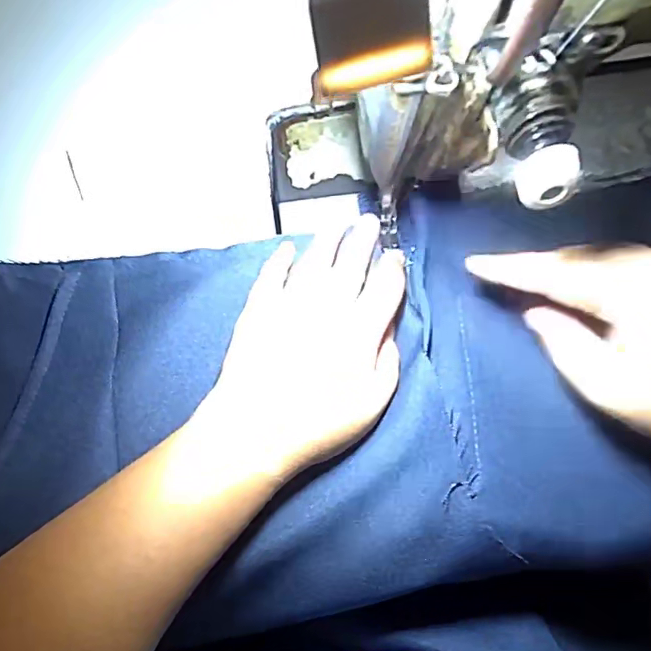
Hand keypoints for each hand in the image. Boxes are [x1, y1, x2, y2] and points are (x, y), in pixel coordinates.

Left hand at [190, 216, 405, 478]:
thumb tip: (389, 332)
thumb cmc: (318, 425)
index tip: (396, 256)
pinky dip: (282, 259)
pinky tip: (288, 250)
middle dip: (364, 239)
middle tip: (369, 222)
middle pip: (351, 262)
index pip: (384, 286)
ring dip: (329, 238)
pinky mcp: (258, 308)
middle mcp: (328, 306)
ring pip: (314, 259)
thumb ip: (388, 364)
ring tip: (338, 225)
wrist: (254, 428)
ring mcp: (291, 302)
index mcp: (361, 330)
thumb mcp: (371, 405)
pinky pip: (273, 274)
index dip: (393, 268)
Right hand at [464, 246, 650, 466]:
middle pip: (590, 256)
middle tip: (503, 272)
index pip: (560, 271)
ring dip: (576, 267)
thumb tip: (535, 312)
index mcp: (638, 285)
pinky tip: (594, 286)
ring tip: (540, 278)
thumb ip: (564, 344)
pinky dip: (607, 273)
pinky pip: (640, 265)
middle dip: (543, 264)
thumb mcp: (607, 384)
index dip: (513, 270)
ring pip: (616, 257)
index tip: (474, 264)